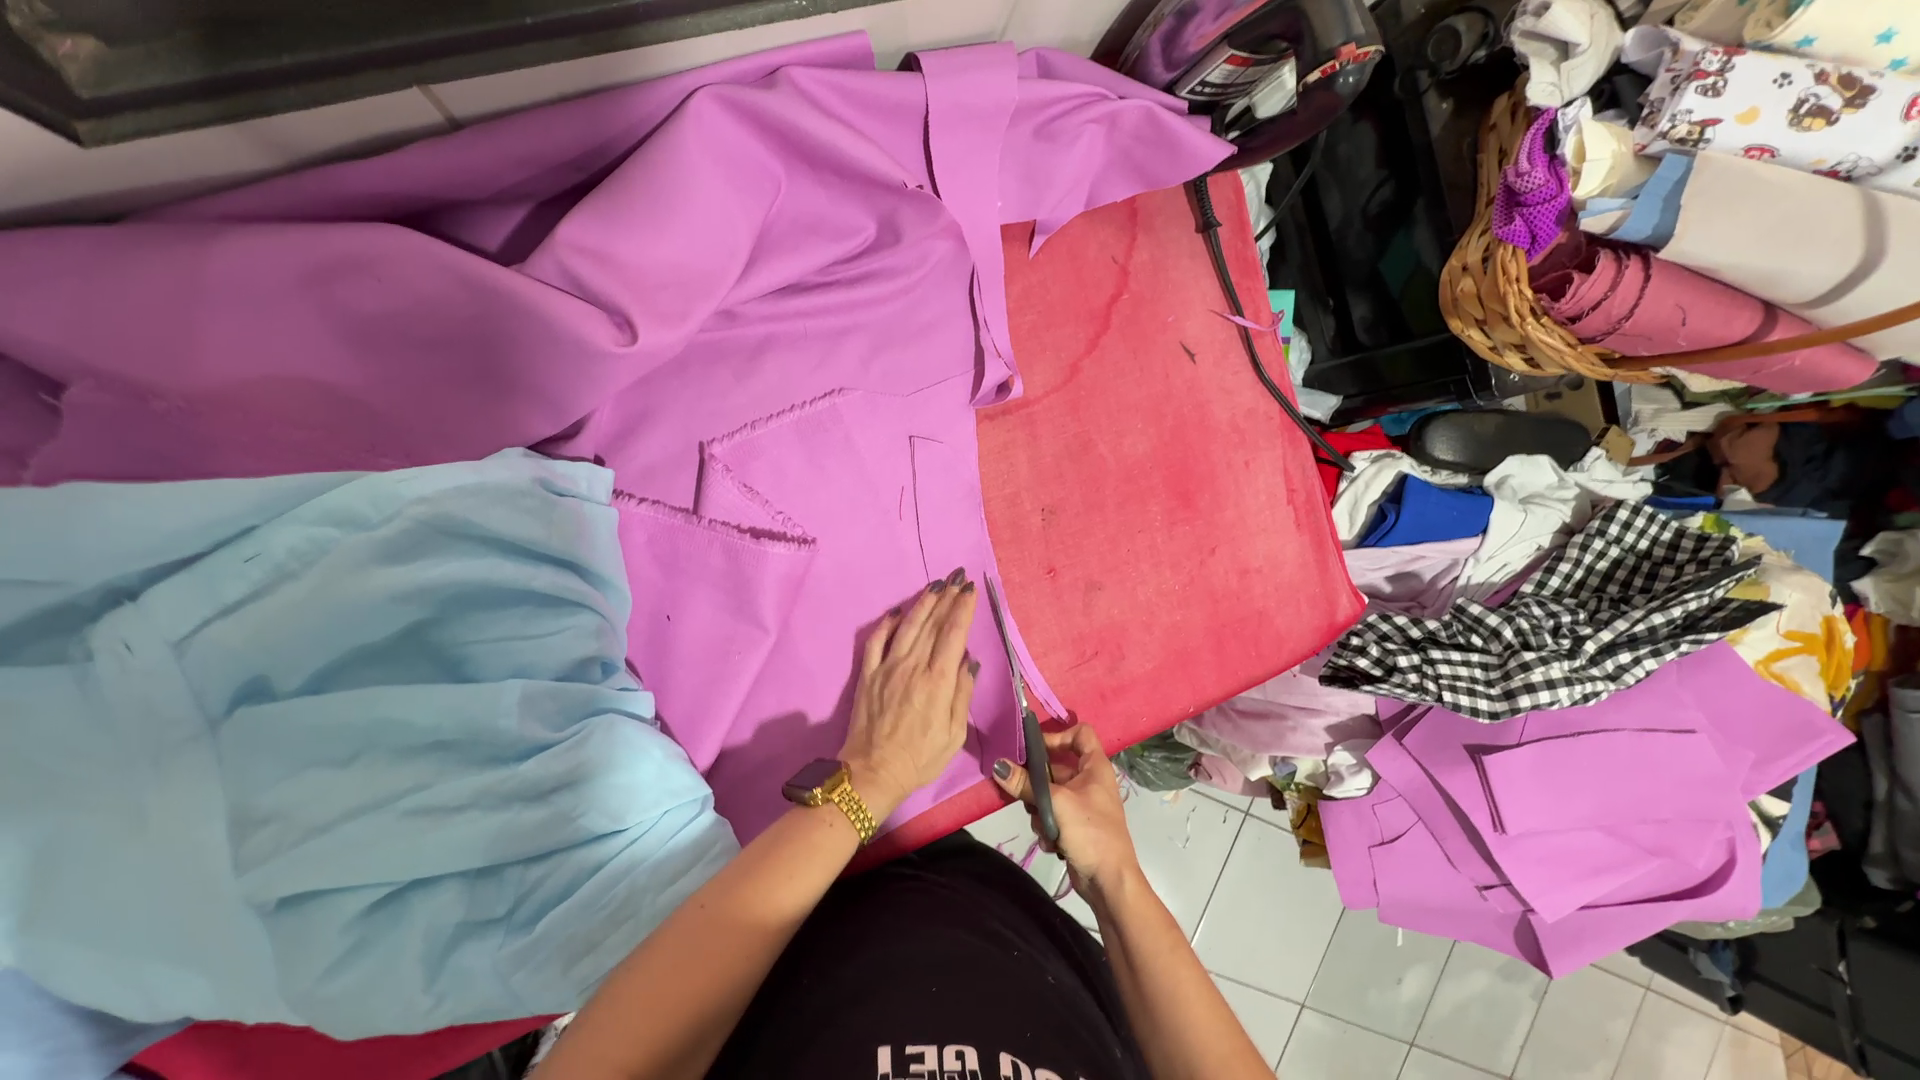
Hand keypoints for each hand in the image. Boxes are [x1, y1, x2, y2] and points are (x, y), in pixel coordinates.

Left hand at [839, 568, 979, 819]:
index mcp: (938, 681)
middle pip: (932, 623)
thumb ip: (962, 694)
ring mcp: (887, 667)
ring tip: (935, 585)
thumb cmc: (920, 758)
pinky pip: (876, 641)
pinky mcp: (868, 674)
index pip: (953, 634)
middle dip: (947, 598)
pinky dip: (887, 623)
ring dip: (922, 603)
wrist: (872, 772)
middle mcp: (913, 666)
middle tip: (957, 577)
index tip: (970, 590)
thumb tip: (969, 661)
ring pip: (907, 626)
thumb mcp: (954, 734)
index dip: (963, 609)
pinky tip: (897, 611)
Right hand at [991, 722, 1140, 895]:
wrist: (1109, 881)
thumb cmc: (1091, 832)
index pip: (1080, 733)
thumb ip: (1026, 784)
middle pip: (1055, 767)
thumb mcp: (1056, 804)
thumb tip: (998, 765)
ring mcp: (1081, 805)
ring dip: (1040, 811)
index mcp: (1095, 767)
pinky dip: (1047, 827)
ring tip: (1044, 825)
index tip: (1034, 750)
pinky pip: (1051, 816)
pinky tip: (1051, 842)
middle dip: (1037, 784)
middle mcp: (1089, 781)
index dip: (1058, 736)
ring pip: (1048, 795)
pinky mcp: (1074, 826)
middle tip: (1021, 793)